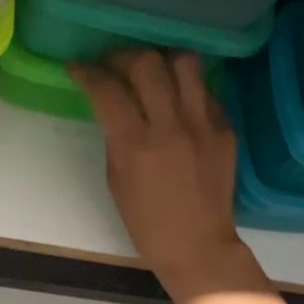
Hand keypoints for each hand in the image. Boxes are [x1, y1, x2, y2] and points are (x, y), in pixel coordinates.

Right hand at [69, 50, 254, 302]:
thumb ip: (115, 138)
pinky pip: (203, 89)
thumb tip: (113, 106)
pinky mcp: (224, 127)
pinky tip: (176, 98)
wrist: (198, 245)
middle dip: (123, 57)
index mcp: (136, 146)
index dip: (88, 72)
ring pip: (183, 62)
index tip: (79, 68)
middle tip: (113, 66)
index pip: (108, 90)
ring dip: (161, 60)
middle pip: (146, 63)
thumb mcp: (117, 182)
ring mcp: (202, 124)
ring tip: (151, 71)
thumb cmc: (147, 224)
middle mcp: (170, 126)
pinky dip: (185, 86)